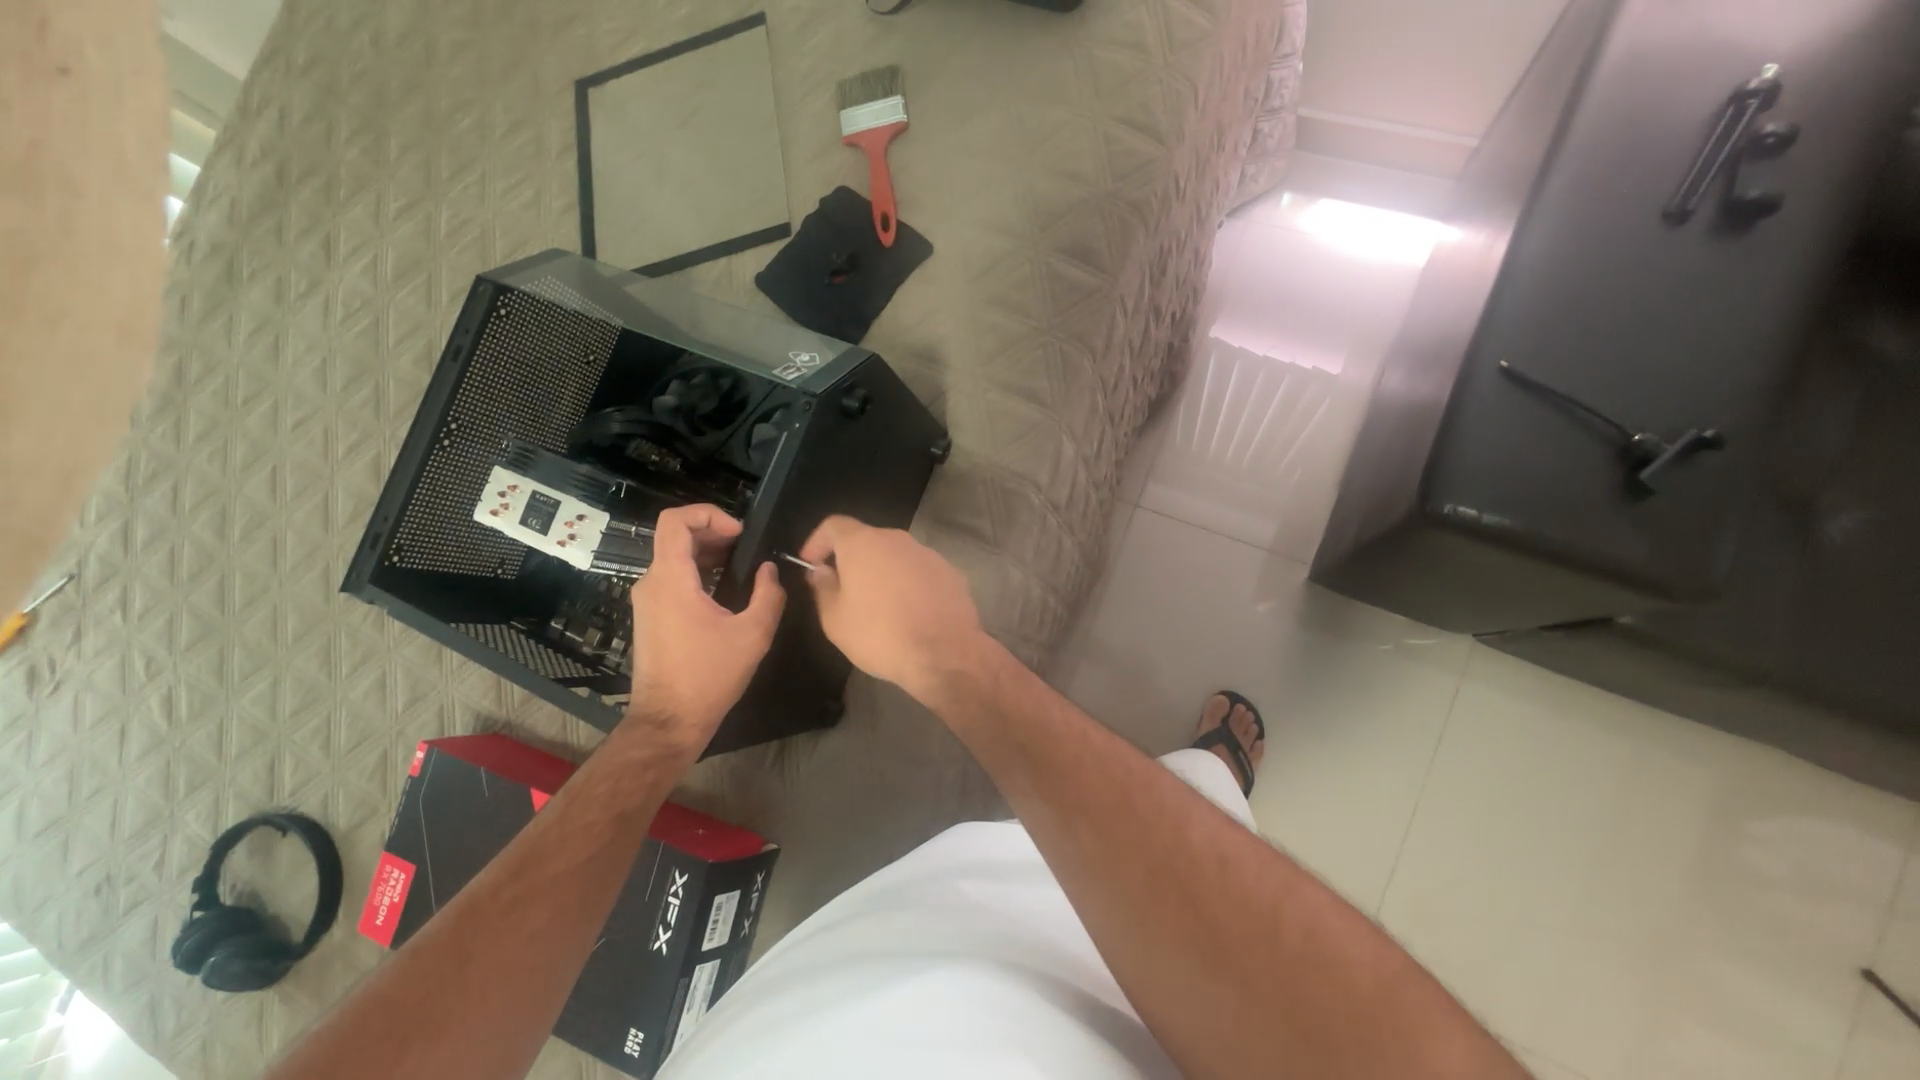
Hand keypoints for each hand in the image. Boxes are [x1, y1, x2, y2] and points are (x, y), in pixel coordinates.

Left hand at [624, 506, 784, 758]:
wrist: (670, 720)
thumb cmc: (709, 676)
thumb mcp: (753, 634)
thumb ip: (769, 595)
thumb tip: (770, 570)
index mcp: (671, 580)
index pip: (674, 521)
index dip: (707, 514)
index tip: (738, 533)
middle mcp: (651, 584)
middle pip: (675, 537)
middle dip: (712, 533)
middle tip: (746, 547)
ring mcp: (646, 602)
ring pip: (672, 559)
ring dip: (706, 555)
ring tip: (740, 568)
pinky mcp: (650, 618)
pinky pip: (671, 581)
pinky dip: (697, 574)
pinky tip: (723, 593)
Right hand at [798, 516, 985, 701]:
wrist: (944, 653)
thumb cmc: (880, 635)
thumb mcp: (835, 619)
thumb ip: (823, 588)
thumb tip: (821, 571)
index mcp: (863, 543)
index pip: (833, 525)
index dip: (817, 541)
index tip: (810, 564)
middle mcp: (897, 539)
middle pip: (867, 540)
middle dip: (851, 561)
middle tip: (843, 591)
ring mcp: (927, 554)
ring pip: (895, 557)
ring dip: (882, 574)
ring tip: (878, 607)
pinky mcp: (950, 572)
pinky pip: (919, 573)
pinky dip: (909, 586)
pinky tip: (909, 614)